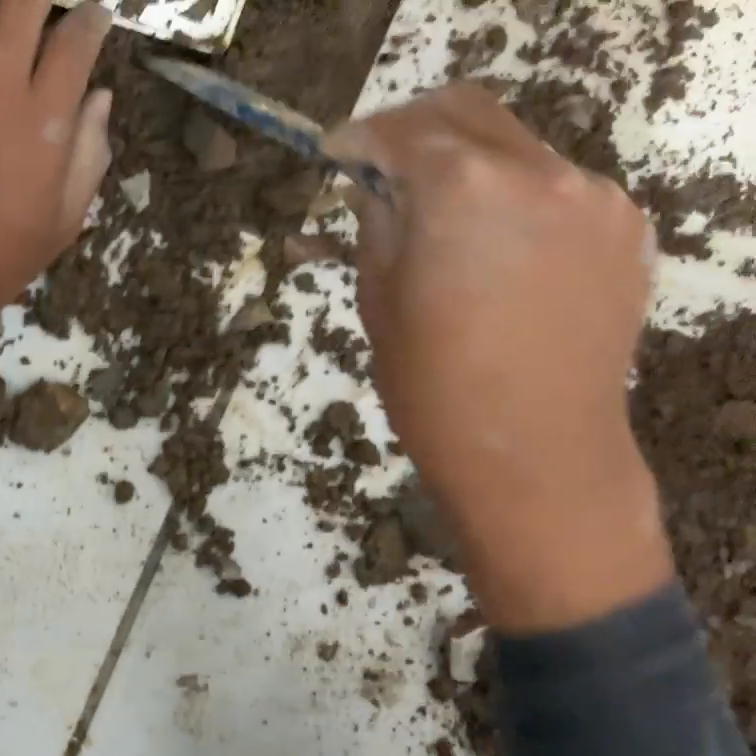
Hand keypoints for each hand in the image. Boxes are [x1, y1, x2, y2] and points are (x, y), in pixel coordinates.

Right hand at [325, 85, 671, 632]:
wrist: (530, 445)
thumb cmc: (430, 385)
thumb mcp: (378, 304)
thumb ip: (377, 229)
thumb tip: (369, 188)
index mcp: (463, 192)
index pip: (405, 130)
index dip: (359, 137)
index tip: (330, 155)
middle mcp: (539, 172)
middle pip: (468, 114)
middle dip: (414, 132)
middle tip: (371, 171)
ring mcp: (592, 196)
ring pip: (515, 149)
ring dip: (464, 169)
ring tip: (429, 227)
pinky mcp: (622, 227)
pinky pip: (555, 188)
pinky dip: (509, 200)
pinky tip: (485, 255)